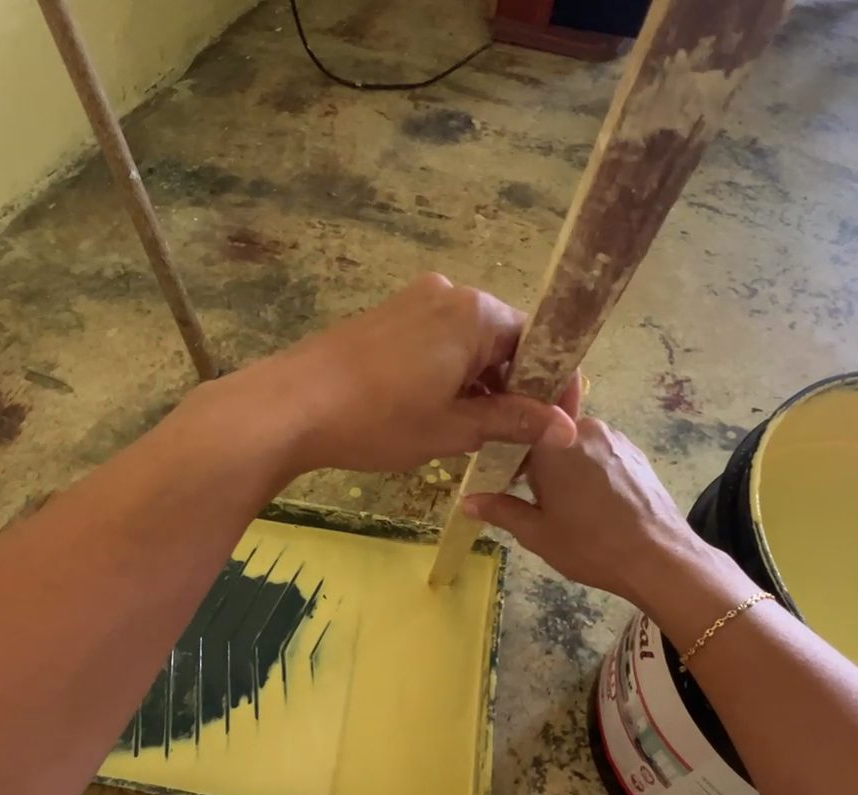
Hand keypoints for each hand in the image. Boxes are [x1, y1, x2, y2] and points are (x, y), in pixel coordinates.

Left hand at [224, 274, 578, 473]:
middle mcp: (449, 294)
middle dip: (513, 387)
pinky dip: (448, 374)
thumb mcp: (454, 428)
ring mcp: (413, 301)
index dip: (551, 386)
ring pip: (467, 343)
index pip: (537, 342)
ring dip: (479, 384)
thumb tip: (567, 428)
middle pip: (502, 340)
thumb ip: (514, 422)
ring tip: (474, 433)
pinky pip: (436, 342)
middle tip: (513, 437)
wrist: (290, 406)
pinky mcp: (386, 316)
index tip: (555, 427)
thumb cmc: (379, 419)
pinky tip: (437, 411)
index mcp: (475, 314)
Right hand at [463, 418, 738, 610]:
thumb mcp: (537, 533)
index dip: (505, 448)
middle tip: (531, 495)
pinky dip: (590, 470)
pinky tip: (593, 503)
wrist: (659, 559)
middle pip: (548, 434)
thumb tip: (466, 502)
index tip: (500, 473)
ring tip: (565, 503)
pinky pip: (601, 453)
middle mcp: (586, 429)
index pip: (518, 428)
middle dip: (537, 458)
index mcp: (554, 442)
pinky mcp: (637, 454)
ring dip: (565, 464)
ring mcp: (616, 439)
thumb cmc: (590, 545)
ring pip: (576, 443)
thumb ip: (500, 511)